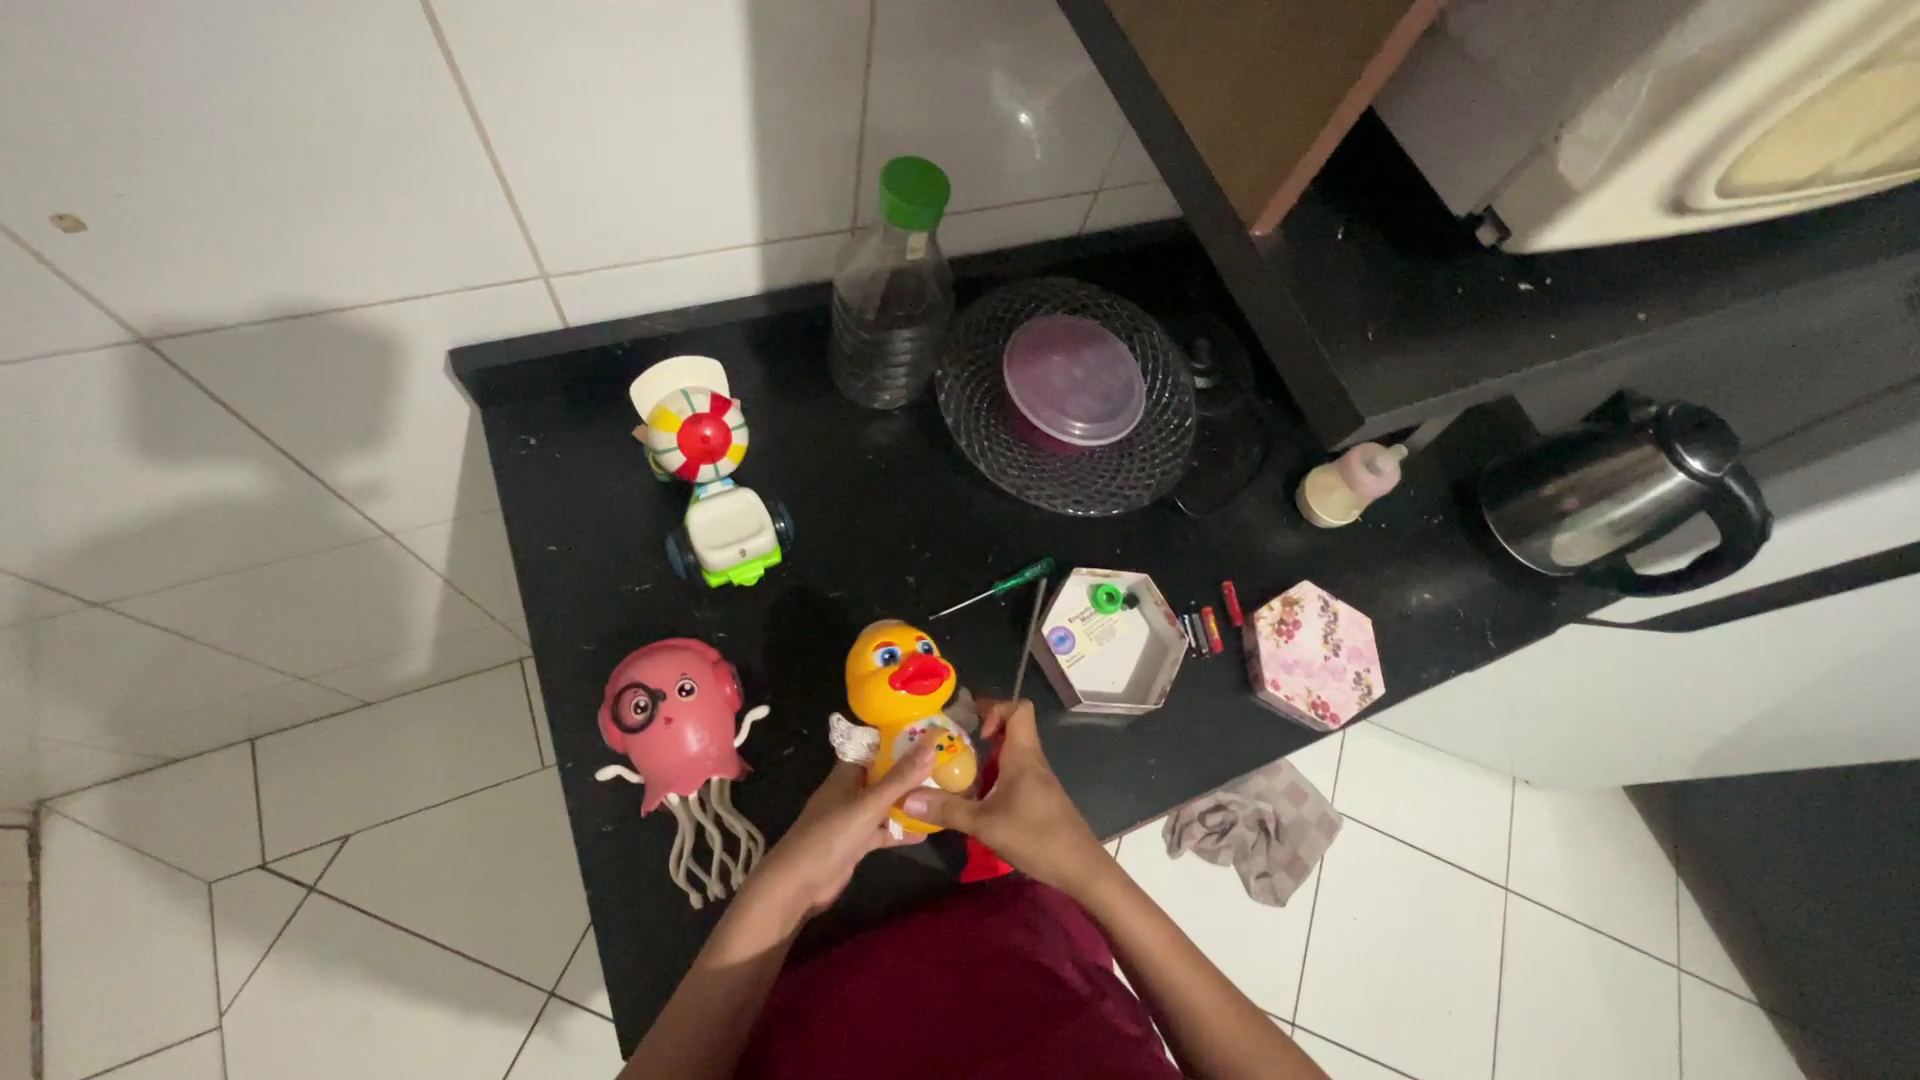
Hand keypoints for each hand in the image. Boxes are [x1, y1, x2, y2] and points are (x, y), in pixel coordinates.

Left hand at [736, 740, 936, 930]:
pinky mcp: (857, 842)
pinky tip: (928, 830)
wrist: (798, 885)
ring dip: (909, 800)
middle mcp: (851, 791)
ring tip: (943, 792)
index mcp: (847, 773)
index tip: (928, 730)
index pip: (874, 746)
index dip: (897, 737)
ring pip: (886, 803)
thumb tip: (931, 744)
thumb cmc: (830, 835)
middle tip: (945, 761)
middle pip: (884, 774)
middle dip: (911, 769)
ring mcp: (853, 818)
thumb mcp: (869, 804)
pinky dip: (902, 830)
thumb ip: (900, 778)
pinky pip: (884, 830)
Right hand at [902, 698, 1111, 895]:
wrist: (1080, 868)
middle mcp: (1032, 761)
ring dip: (988, 759)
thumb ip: (947, 810)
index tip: (974, 729)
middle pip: (1013, 729)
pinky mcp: (1040, 799)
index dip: (996, 709)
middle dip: (983, 732)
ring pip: (1012, 754)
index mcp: (1023, 755)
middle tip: (954, 747)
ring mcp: (1038, 781)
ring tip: (959, 774)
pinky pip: (1015, 775)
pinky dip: (996, 778)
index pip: (1019, 709)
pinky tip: (979, 801)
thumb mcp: (984, 824)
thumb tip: (905, 799)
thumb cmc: (1036, 836)